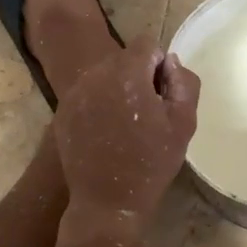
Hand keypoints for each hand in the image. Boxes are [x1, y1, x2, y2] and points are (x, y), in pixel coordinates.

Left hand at [52, 37, 200, 223]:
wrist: (107, 202)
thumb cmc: (151, 164)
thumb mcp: (183, 124)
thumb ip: (184, 83)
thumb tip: (170, 62)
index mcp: (126, 74)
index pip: (147, 44)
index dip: (159, 66)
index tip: (162, 94)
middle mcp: (94, 75)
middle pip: (123, 58)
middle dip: (138, 76)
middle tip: (147, 111)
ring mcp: (74, 94)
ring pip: (103, 75)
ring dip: (117, 88)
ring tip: (126, 123)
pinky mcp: (62, 111)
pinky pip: (87, 93)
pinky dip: (99, 104)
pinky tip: (107, 132)